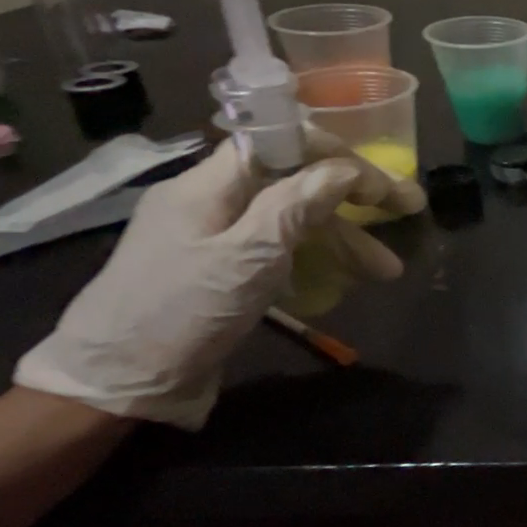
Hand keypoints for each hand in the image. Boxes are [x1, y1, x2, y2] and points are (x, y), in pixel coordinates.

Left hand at [14, 133, 424, 429]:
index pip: (279, 141)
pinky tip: (349, 276)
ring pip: (293, 219)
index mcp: (205, 187)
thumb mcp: (248, 257)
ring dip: (345, 238)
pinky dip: (318, 256)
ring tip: (388, 269)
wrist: (116, 385)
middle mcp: (209, 202)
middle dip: (355, 196)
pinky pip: (280, 247)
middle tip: (410, 211)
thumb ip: (296, 204)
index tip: (379, 180)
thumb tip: (345, 168)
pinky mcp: (219, 269)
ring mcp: (213, 237)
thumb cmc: (182, 312)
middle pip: (295, 181)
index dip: (335, 151)